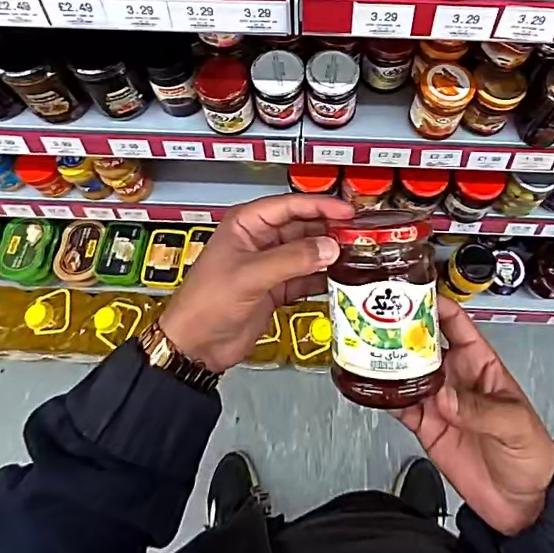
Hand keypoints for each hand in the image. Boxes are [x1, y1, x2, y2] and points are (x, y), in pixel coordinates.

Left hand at [158, 194, 353, 373]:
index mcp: (246, 224)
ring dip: (328, 254)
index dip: (319, 206)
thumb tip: (328, 247)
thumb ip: (291, 259)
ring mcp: (269, 265)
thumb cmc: (206, 303)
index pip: (289, 205)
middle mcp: (259, 240)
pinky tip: (340, 279)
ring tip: (356, 254)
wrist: (195, 346)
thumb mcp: (249, 276)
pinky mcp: (275, 288)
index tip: (346, 211)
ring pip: (306, 251)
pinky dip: (322, 277)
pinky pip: (305, 276)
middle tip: (358, 234)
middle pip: (302, 226)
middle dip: (329, 229)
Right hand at [394, 298, 553, 535]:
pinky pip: (400, 403)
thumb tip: (445, 397)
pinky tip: (374, 388)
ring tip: (369, 352)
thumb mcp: (515, 424)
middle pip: (422, 340)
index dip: (434, 303)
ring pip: (405, 369)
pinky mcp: (426, 424)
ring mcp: (438, 398)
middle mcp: (454, 374)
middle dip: (401, 328)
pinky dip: (384, 395)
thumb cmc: (532, 453)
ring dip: (388, 360)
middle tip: (379, 322)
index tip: (413, 293)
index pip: (454, 321)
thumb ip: (479, 409)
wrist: (525, 505)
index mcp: (478, 361)